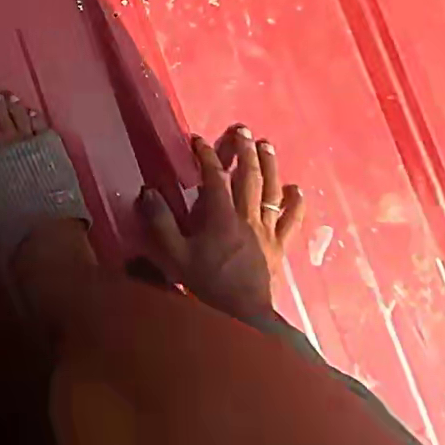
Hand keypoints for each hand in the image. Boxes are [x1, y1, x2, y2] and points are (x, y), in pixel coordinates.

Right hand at [140, 125, 304, 320]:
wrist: (245, 314)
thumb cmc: (206, 282)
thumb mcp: (174, 254)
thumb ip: (160, 222)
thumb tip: (148, 191)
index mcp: (220, 217)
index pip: (215, 178)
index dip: (207, 156)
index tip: (197, 140)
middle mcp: (247, 218)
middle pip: (248, 177)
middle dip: (244, 151)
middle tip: (242, 130)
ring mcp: (266, 231)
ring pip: (271, 192)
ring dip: (269, 166)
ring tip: (267, 145)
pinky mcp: (279, 246)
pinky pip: (290, 221)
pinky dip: (294, 203)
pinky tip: (296, 189)